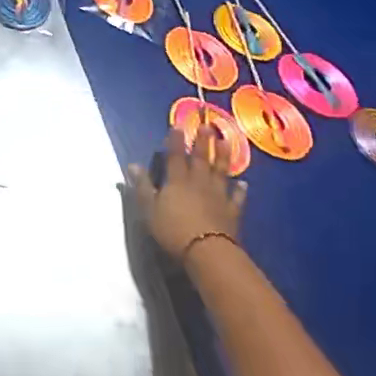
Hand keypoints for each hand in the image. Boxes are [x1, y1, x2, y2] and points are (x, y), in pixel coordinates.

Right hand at [127, 128, 246, 257]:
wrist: (205, 249)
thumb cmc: (173, 230)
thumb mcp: (149, 210)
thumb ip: (142, 187)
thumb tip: (132, 165)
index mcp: (178, 181)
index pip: (175, 156)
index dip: (175, 141)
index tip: (178, 125)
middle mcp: (199, 182)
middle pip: (201, 158)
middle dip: (202, 141)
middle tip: (207, 125)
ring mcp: (218, 195)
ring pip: (220, 171)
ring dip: (223, 156)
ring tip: (226, 141)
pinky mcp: (231, 211)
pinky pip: (236, 197)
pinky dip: (239, 190)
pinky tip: (243, 183)